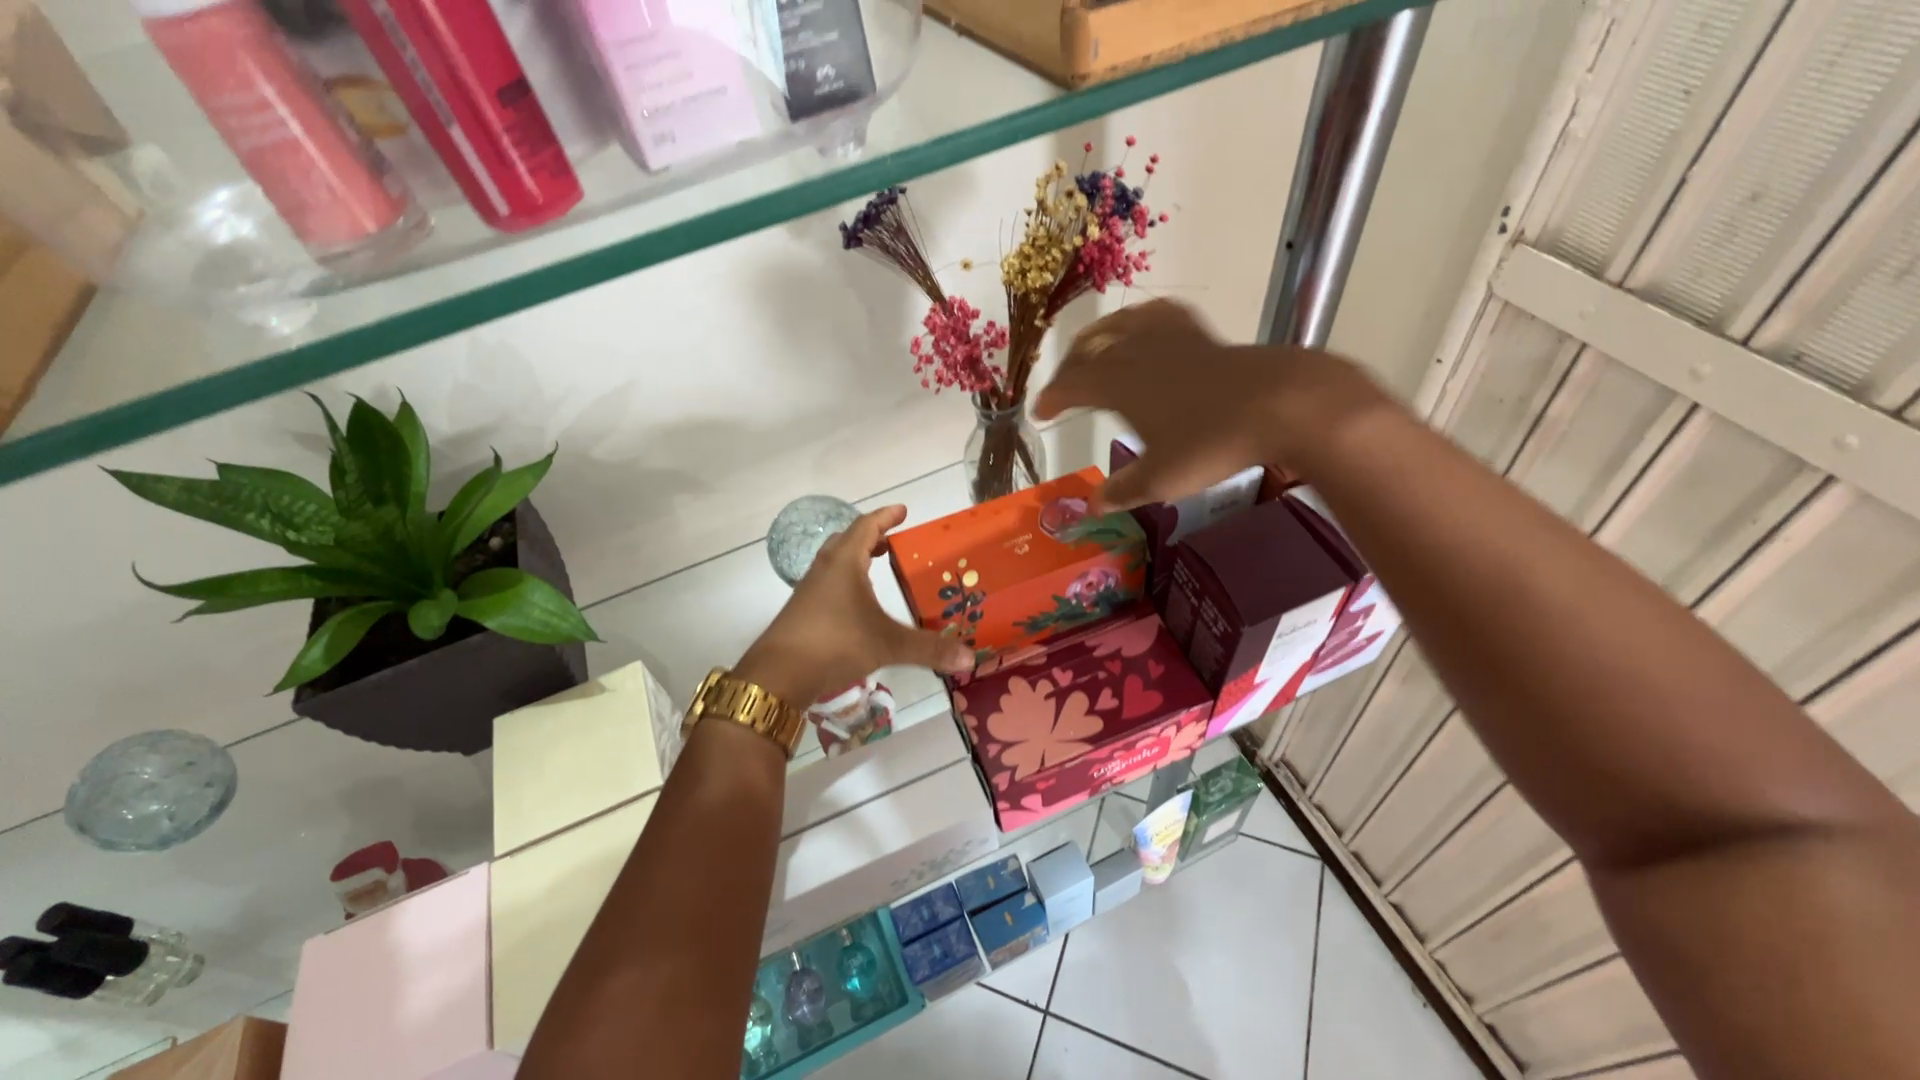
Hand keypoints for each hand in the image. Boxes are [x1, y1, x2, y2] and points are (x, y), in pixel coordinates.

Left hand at [735, 505, 975, 705]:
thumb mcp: (888, 644)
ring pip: (834, 564)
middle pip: (847, 541)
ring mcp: (810, 591)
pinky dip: (846, 583)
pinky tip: (857, 605)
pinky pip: (827, 585)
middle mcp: (825, 570)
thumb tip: (969, 656)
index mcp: (844, 563)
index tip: (903, 511)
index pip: (866, 527)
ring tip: (877, 568)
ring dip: (855, 560)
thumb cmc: (834, 644)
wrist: (779, 674)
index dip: (885, 517)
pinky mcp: (803, 612)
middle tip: (892, 541)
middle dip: (870, 537)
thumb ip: (928, 649)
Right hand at [1032, 299, 1391, 511]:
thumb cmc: (1211, 443)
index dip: (1052, 397)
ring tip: (1091, 348)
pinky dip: (1143, 319)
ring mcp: (1170, 338)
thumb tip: (1090, 508)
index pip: (1072, 384)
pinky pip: (1161, 316)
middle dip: (1069, 366)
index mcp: (1118, 384)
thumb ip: (1122, 492)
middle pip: (1089, 349)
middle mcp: (1136, 352)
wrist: (1277, 404)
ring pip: (1121, 325)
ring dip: (1098, 336)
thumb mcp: (1161, 479)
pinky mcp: (1202, 335)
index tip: (1040, 412)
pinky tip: (1146, 325)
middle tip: (1063, 386)